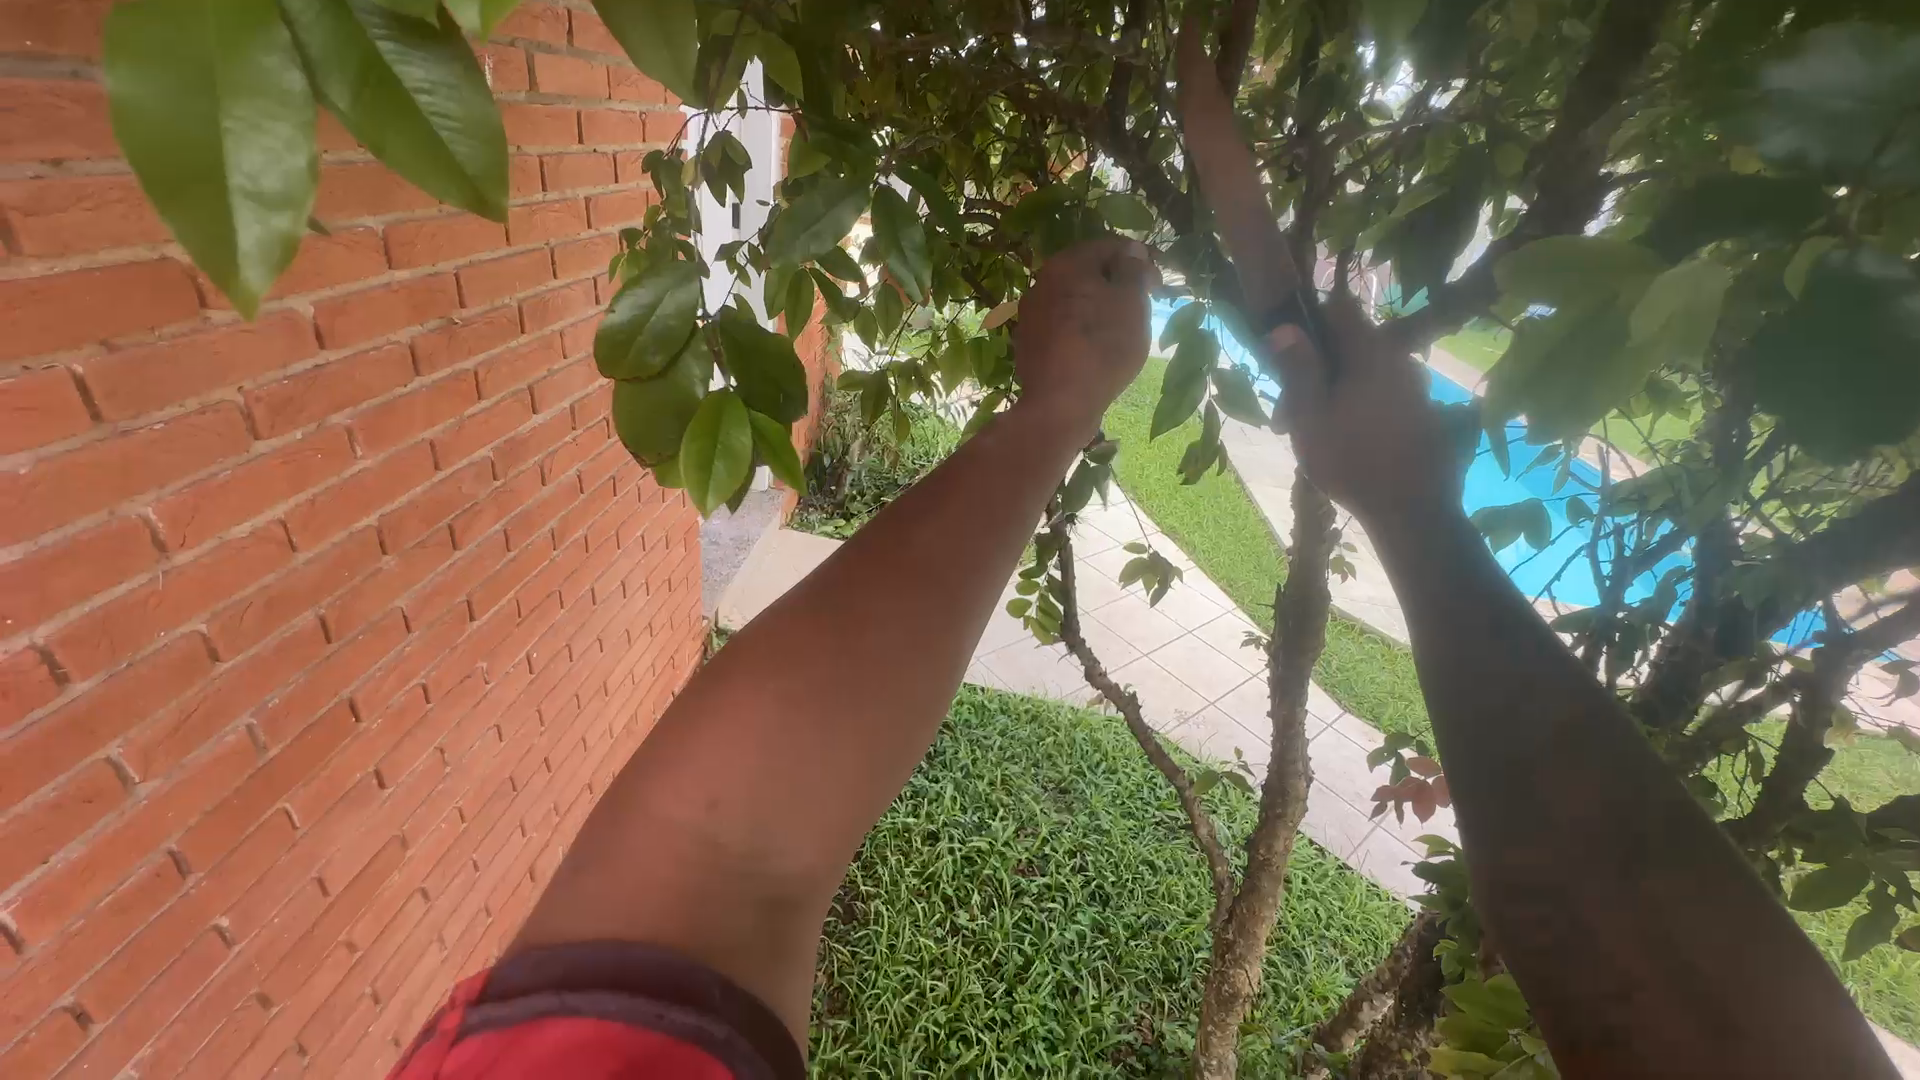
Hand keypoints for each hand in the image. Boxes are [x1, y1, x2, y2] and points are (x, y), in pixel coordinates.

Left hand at [1012, 236, 1159, 440]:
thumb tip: (1130, 251)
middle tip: (1142, 305)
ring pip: (1073, 300)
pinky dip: (1081, 329)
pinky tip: (1095, 348)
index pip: (1109, 246)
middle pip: (1087, 273)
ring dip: (1098, 307)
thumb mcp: (1131, 302)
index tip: (1158, 284)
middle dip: (1116, 284)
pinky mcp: (1028, 344)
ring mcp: (1030, 315)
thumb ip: (1132, 270)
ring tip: (1121, 328)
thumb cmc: (1103, 346)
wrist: (1059, 404)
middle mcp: (1041, 283)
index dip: (1139, 259)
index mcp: (1066, 264)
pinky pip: (1061, 326)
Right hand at [1265, 297, 1461, 529]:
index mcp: (1370, 353)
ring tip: (1309, 434)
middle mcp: (1398, 360)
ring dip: (1332, 392)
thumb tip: (1283, 327)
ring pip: (1362, 373)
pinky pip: (1379, 393)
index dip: (1309, 320)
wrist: (1410, 508)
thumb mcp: (1309, 415)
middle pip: (1349, 346)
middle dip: (1314, 370)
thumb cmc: (1350, 460)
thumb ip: (1298, 369)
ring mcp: (1413, 386)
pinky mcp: (1420, 411)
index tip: (1285, 352)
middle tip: (1287, 414)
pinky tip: (1340, 440)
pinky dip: (1355, 406)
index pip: (1339, 308)